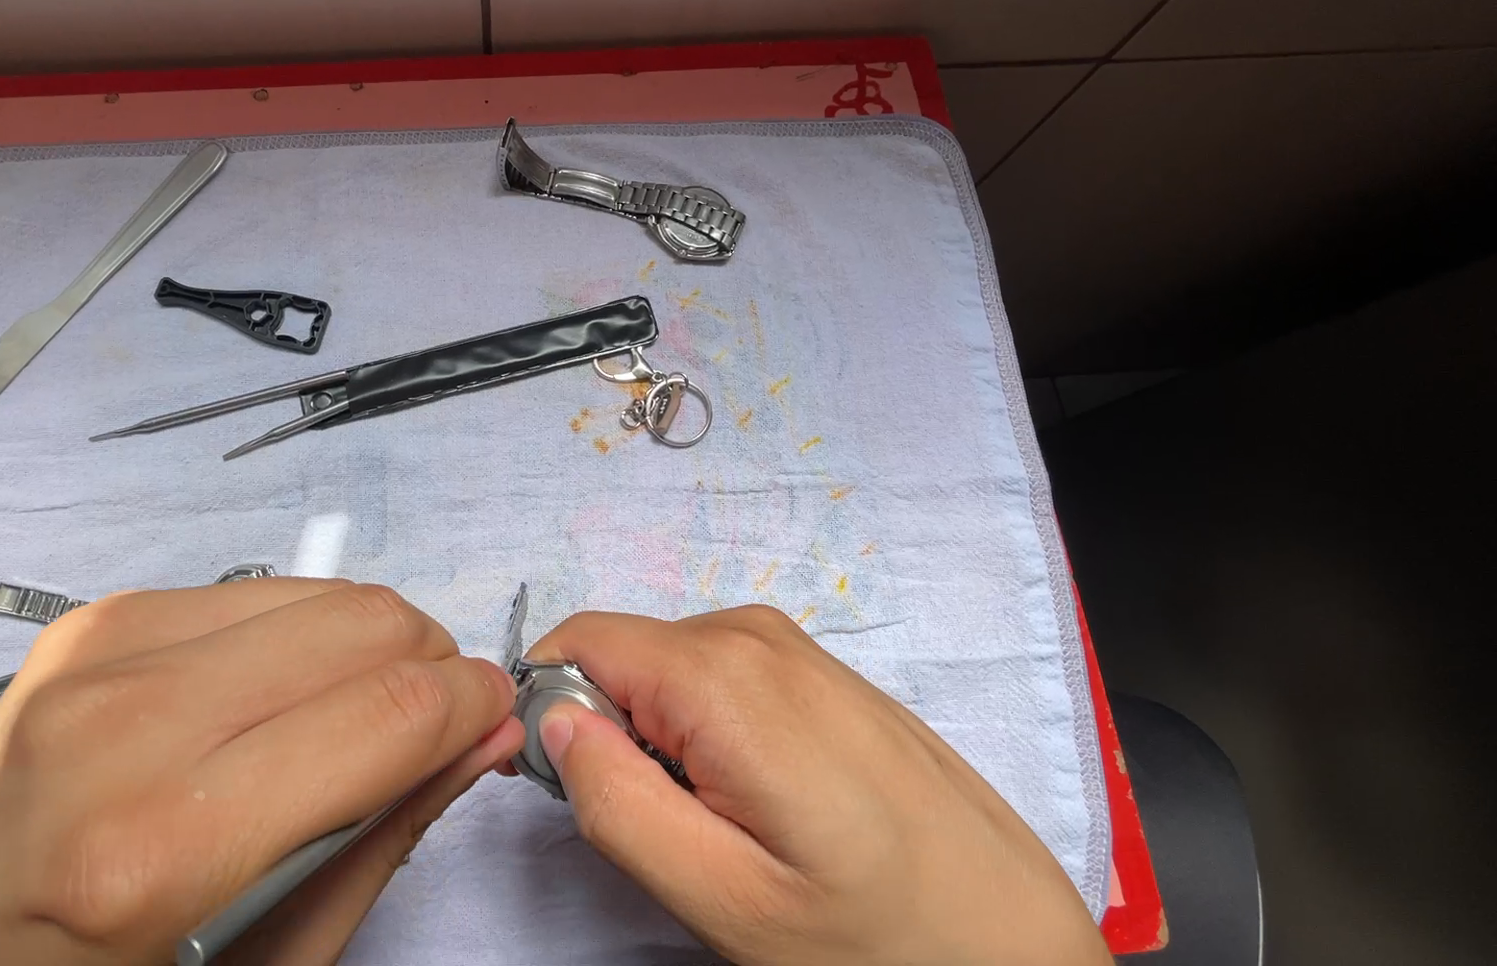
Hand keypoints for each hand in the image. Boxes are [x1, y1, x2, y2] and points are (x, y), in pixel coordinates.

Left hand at [0, 579, 523, 964]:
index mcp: (161, 847)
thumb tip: (490, 726)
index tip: (492, 714)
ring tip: (354, 708)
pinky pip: (260, 591)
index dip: (471, 704)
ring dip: (371, 645)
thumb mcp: (275, 961)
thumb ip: (394, 827)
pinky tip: (280, 692)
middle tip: (431, 718)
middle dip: (432, 663)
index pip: (389, 712)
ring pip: (323, 594)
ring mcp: (99, 649)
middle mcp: (124, 720)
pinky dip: (304, 635)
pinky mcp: (96, 616)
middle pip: (364, 626)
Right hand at [524, 606, 1109, 965]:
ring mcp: (793, 645)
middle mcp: (754, 632)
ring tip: (720, 814)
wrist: (1012, 939)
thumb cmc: (870, 934)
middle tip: (664, 820)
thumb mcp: (722, 897)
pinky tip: (763, 793)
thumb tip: (555, 722)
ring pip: (669, 666)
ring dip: (660, 730)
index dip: (554, 703)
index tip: (573, 780)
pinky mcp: (816, 668)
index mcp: (721, 672)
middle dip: (609, 722)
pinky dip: (706, 724)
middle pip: (625, 654)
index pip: (582, 640)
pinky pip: (720, 674)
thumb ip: (616, 801)